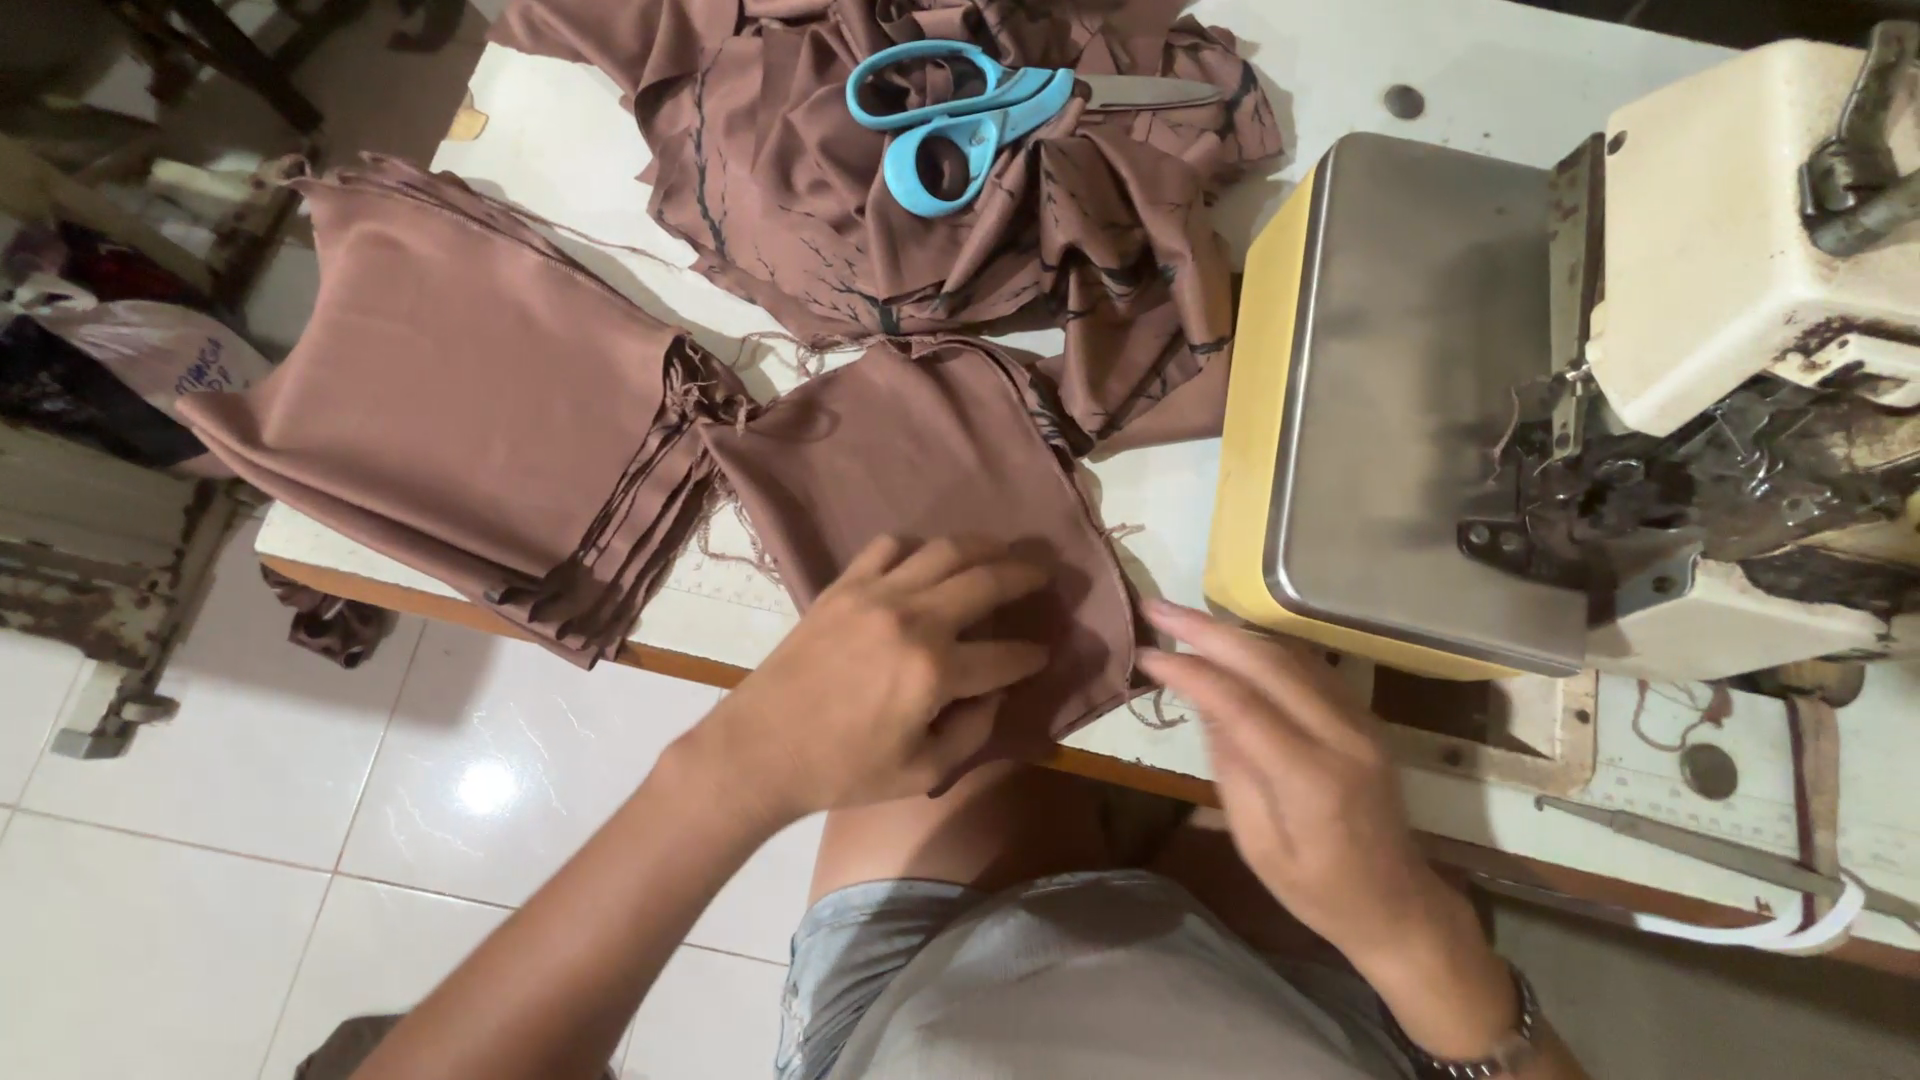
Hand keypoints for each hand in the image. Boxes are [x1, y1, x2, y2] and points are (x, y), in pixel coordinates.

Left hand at [684, 535, 1049, 824]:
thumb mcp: (921, 771)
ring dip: (983, 546)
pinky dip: (917, 547)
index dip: (1032, 655)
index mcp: (935, 670)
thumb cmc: (842, 770)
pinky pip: (889, 546)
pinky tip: (926, 559)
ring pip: (944, 550)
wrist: (760, 749)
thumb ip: (972, 731)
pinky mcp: (843, 586)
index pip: (1006, 654)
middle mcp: (913, 618)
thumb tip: (996, 694)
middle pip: (987, 579)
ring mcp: (875, 593)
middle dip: (1026, 574)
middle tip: (1047, 571)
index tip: (1044, 652)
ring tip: (1003, 549)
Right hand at [1135, 600, 1458, 967]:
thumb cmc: (1317, 890)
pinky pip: (1306, 667)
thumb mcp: (1257, 843)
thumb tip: (1204, 702)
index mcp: (1311, 778)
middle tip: (1157, 607)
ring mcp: (1360, 721)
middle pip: (1267, 662)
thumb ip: (1230, 767)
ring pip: (1289, 655)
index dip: (1189, 670)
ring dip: (1232, 631)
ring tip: (1183, 618)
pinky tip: (1230, 641)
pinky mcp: (1363, 717)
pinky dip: (1261, 647)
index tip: (1147, 653)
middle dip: (1206, 630)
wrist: (1399, 904)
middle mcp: (1342, 736)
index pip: (1240, 703)